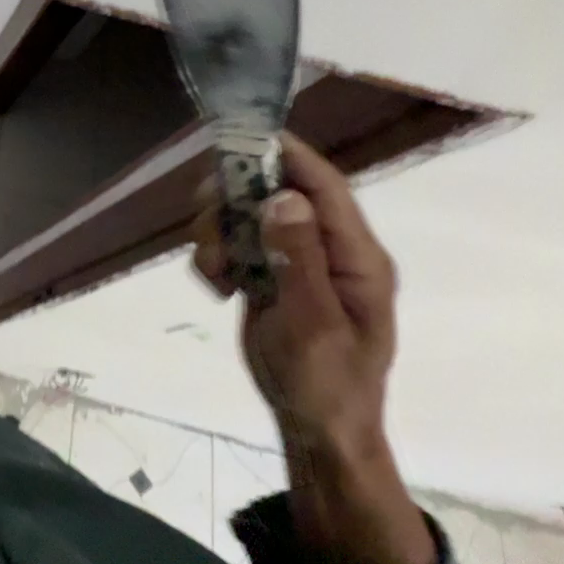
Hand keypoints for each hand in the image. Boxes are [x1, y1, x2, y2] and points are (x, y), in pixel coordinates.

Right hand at [191, 134, 436, 563]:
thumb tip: (283, 196)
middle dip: (233, 200)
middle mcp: (326, 248)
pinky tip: (217, 287)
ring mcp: (295, 260)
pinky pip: (232, 244)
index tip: (244, 134)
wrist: (315, 428)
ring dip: (217, 233)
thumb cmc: (326, 383)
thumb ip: (299, 259)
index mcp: (355, 256)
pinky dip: (214, 258)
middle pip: (274, 193)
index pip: (324, 188)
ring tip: (214, 271)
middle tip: (207, 223)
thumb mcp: (313, 323)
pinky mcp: (268, 274)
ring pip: (245, 215)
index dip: (289, 154)